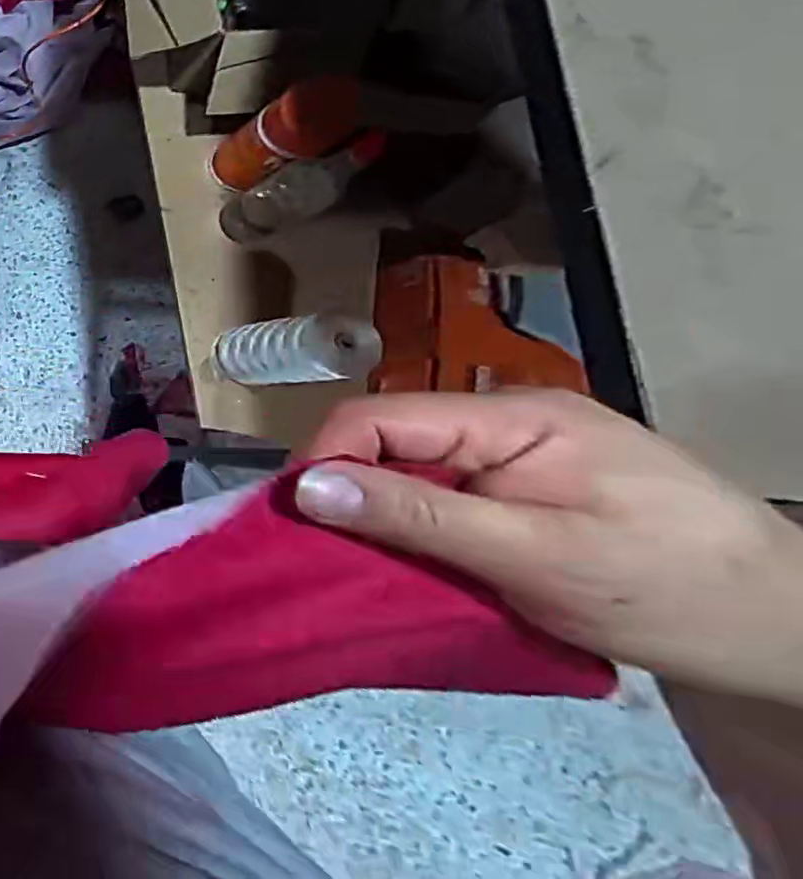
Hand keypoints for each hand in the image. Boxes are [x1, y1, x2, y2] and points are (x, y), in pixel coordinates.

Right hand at [294, 389, 802, 704]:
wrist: (802, 638)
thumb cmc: (681, 594)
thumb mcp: (538, 558)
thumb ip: (416, 517)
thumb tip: (306, 489)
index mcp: (512, 417)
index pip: (377, 417)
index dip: (326, 460)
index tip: (303, 521)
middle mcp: (502, 419)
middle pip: (385, 440)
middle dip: (350, 491)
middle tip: (335, 550)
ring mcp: (510, 449)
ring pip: (404, 467)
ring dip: (379, 512)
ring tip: (372, 558)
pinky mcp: (516, 481)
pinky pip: (434, 489)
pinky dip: (411, 523)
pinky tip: (416, 554)